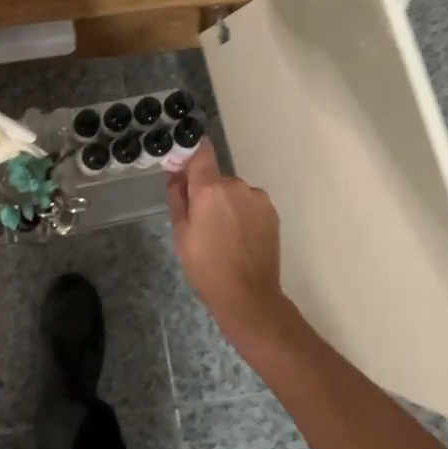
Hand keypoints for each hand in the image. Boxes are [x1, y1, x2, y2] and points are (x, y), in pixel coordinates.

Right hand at [166, 139, 287, 339]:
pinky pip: (250, 203)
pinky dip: (243, 213)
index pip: (201, 152)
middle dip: (207, 190)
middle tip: (201, 219)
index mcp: (209, 188)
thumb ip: (177, 197)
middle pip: (216, 177)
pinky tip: (240, 237)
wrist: (249, 296)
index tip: (183, 162)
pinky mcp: (272, 212)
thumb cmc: (206, 266)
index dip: (191, 151)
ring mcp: (257, 198)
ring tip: (223, 234)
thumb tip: (176, 175)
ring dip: (227, 203)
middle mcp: (236, 185)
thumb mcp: (181, 233)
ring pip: (234, 192)